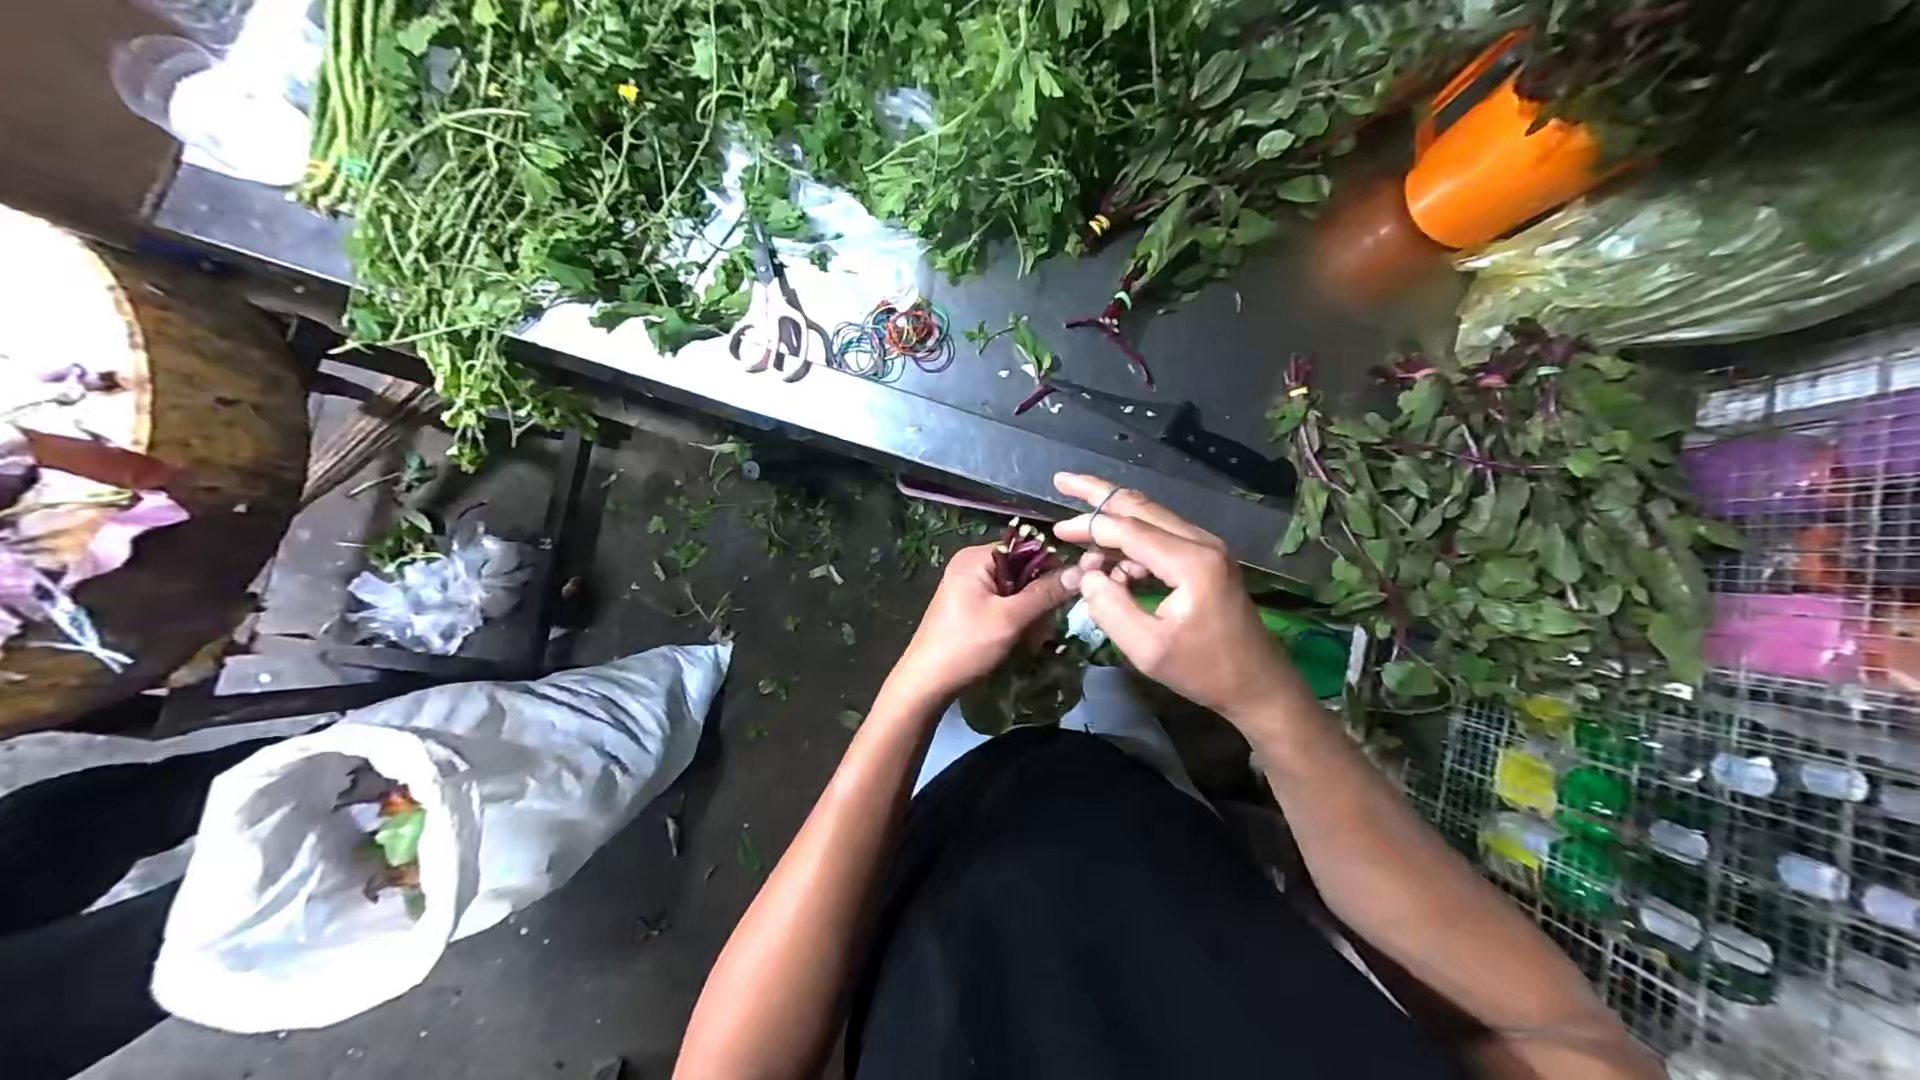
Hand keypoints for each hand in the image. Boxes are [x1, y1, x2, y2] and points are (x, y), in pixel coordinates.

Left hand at [889, 542, 1072, 703]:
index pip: (1027, 548)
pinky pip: (1003, 604)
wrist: (926, 683)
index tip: (1069, 593)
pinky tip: (1022, 641)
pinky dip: (1016, 620)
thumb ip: (1046, 593)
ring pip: (1016, 590)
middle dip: (1039, 598)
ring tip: (1032, 639)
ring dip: (1030, 614)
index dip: (1051, 568)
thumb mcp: (1011, 618)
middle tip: (1044, 627)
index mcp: (976, 557)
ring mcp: (969, 586)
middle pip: (1023, 570)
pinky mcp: (969, 606)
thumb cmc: (967, 645)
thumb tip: (1082, 570)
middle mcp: (972, 565)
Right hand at [1052, 473, 1304, 722]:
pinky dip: (1130, 543)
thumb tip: (1088, 576)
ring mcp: (1207, 550)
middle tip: (1062, 480)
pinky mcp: (1205, 561)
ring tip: (1076, 527)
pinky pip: (1161, 539)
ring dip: (1113, 519)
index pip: (1129, 530)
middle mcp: (1202, 544)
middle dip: (1099, 494)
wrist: (1259, 685)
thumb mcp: (1147, 649)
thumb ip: (1110, 608)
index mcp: (1191, 563)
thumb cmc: (1205, 671)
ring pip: (1151, 518)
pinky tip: (1111, 563)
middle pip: (1141, 507)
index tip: (1056, 530)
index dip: (1089, 526)